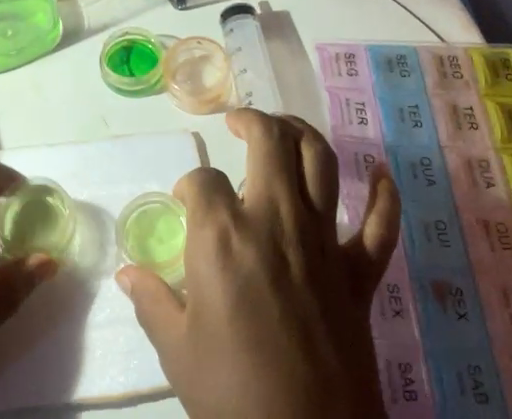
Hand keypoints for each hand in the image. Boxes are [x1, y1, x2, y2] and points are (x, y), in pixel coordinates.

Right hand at [116, 109, 401, 418]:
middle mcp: (275, 218)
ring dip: (303, 133)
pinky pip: (380, 223)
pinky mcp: (359, 270)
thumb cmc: (231, 391)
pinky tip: (380, 173)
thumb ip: (153, 301)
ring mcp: (324, 240)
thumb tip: (128, 273)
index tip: (183, 201)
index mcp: (223, 234)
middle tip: (237, 123)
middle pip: (270, 142)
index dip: (189, 186)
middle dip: (251, 122)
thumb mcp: (177, 350)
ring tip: (285, 128)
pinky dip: (384, 194)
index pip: (202, 182)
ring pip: (320, 162)